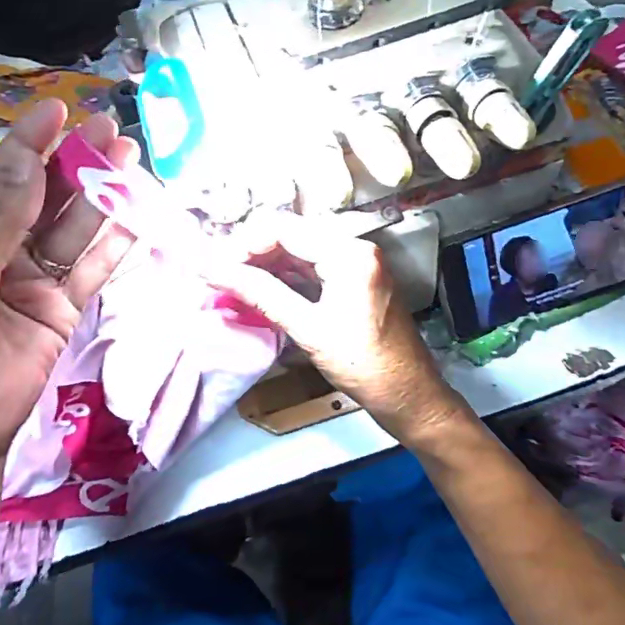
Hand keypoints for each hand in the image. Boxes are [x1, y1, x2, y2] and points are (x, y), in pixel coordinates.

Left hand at [0, 102, 136, 470]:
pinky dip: (114, 244)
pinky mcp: (63, 312)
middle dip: (74, 164)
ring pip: (73, 230)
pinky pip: (91, 271)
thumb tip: (28, 159)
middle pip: (44, 200)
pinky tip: (135, 214)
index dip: (28, 143)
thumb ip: (2, 221)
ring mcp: (35, 283)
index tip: (57, 109)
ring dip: (100, 196)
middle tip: (107, 129)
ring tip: (127, 158)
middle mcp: (1, 253)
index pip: (1, 180)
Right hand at [206, 213, 468, 448]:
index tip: (217, 268)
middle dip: (252, 253)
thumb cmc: (364, 365)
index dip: (244, 244)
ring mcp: (355, 264)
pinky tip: (260, 290)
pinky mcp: (352, 280)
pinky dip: (284, 277)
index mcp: (349, 253)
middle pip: (290, 235)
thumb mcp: (307, 329)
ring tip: (234, 284)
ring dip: (265, 265)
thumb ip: (261, 294)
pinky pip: (311, 267)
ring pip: (298, 251)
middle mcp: (355, 248)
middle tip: (221, 276)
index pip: (283, 229)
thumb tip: (215, 272)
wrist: (409, 396)